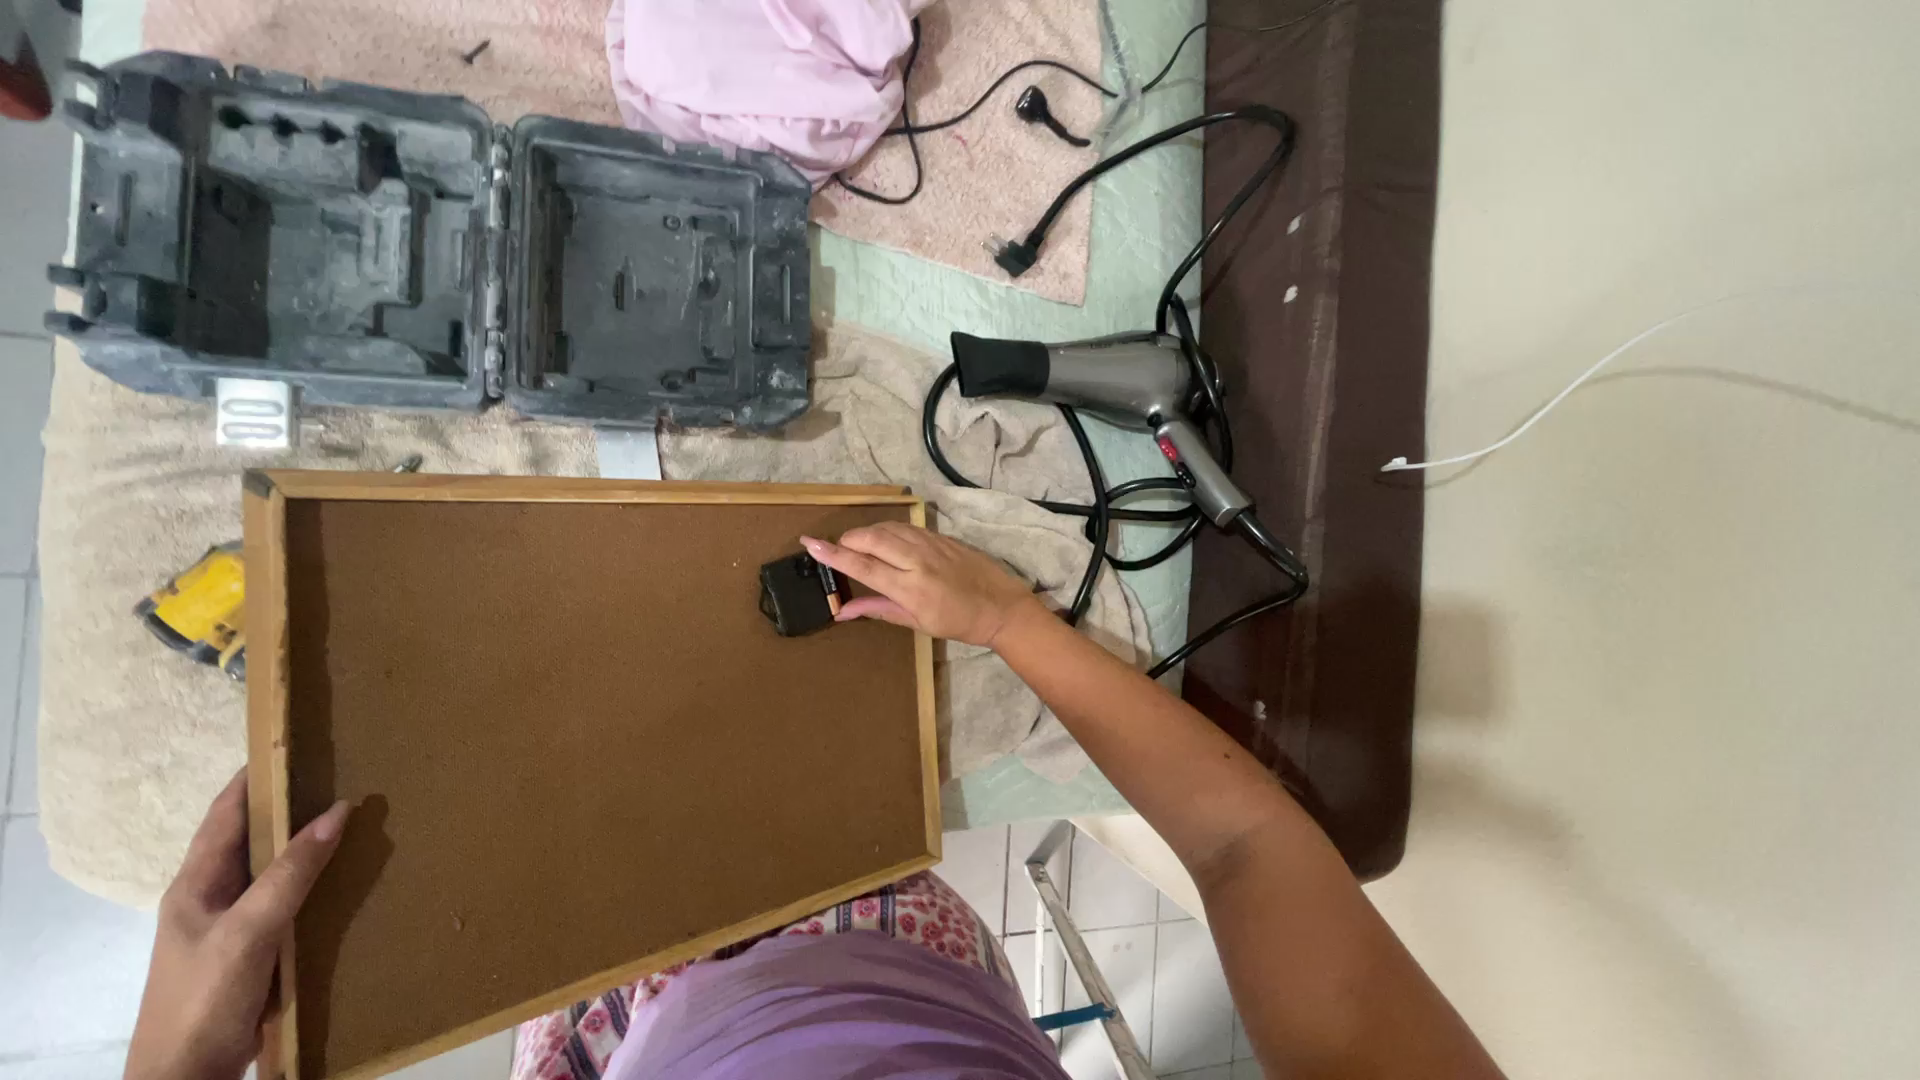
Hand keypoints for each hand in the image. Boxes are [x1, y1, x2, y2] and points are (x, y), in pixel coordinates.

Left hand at [125, 772, 351, 1079]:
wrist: (188, 1076)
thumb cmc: (205, 996)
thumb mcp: (250, 929)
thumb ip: (292, 871)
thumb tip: (339, 808)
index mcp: (195, 885)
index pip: (224, 815)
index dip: (252, 778)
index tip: (292, 746)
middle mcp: (212, 897)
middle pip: (253, 838)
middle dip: (292, 806)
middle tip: (341, 775)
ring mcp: (233, 923)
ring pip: (275, 868)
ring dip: (309, 843)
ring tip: (356, 817)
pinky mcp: (256, 946)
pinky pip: (291, 897)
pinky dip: (318, 878)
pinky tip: (349, 874)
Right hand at [801, 523, 1044, 647]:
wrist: (1002, 607)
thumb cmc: (958, 622)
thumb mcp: (917, 623)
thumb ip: (878, 610)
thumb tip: (841, 612)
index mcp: (911, 589)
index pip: (863, 567)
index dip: (833, 555)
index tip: (809, 543)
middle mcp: (918, 561)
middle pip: (870, 539)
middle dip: (847, 540)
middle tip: (836, 550)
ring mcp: (931, 545)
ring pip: (887, 528)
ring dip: (866, 533)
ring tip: (856, 545)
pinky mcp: (941, 536)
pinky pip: (905, 528)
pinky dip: (887, 531)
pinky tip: (883, 540)